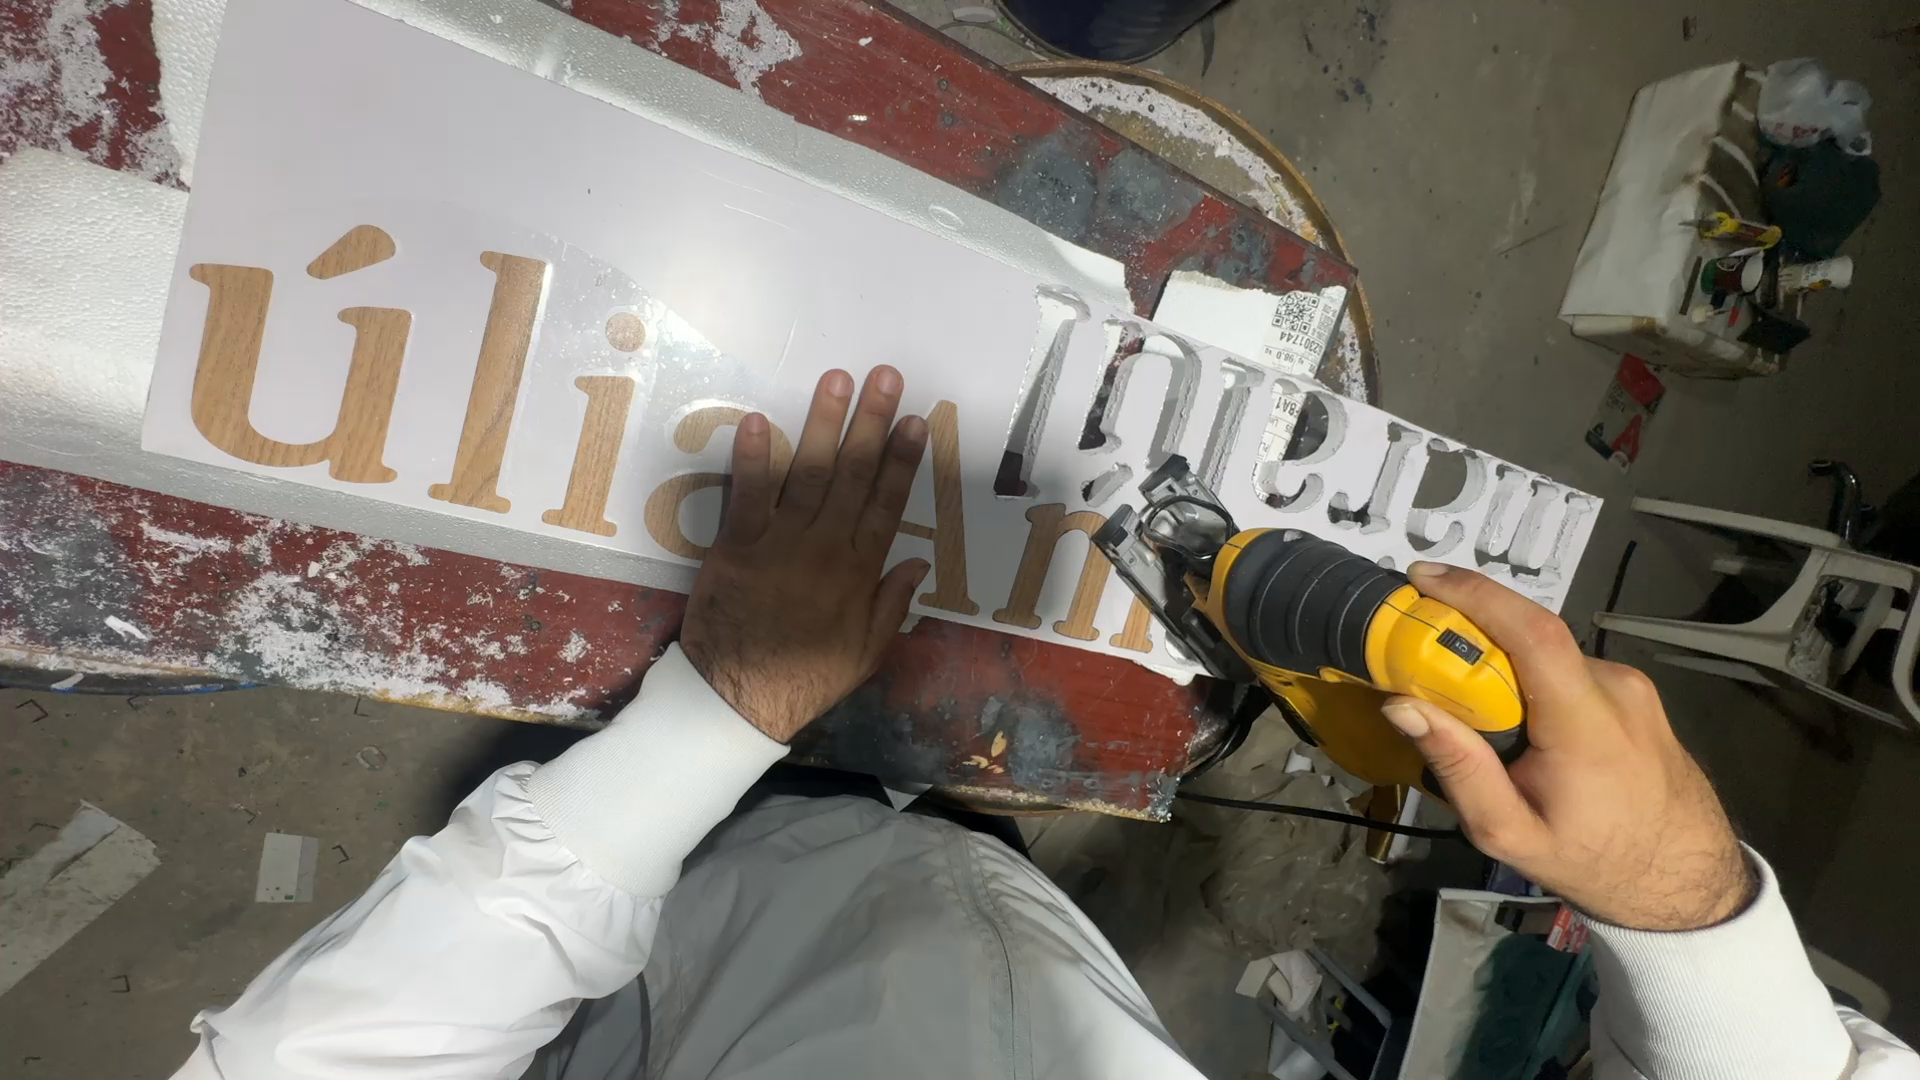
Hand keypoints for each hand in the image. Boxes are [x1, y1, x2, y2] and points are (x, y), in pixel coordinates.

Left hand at [679, 367, 929, 742]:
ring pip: (806, 474)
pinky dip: (751, 458)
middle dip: (871, 423)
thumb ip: (893, 605)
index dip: (903, 461)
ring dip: (822, 424)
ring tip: (837, 380)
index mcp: (859, 573)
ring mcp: (779, 543)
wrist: (737, 699)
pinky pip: (746, 495)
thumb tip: (918, 560)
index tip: (916, 422)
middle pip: (852, 476)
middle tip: (885, 378)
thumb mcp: (867, 652)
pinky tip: (756, 419)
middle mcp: (825, 548)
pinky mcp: (736, 545)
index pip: (887, 505)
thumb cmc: (807, 676)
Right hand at [1380, 562, 1755, 931]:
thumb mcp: (1506, 831)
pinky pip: (1559, 664)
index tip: (1422, 576)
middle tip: (1412, 640)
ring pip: (1541, 650)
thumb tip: (1399, 703)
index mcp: (1588, 725)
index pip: (1535, 634)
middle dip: (1465, 626)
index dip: (1478, 595)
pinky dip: (1518, 669)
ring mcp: (1630, 689)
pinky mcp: (1632, 694)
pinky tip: (1499, 703)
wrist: (1688, 888)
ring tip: (1451, 684)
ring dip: (1492, 654)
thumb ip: (1456, 765)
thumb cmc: (1591, 861)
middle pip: (1528, 635)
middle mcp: (1616, 690)